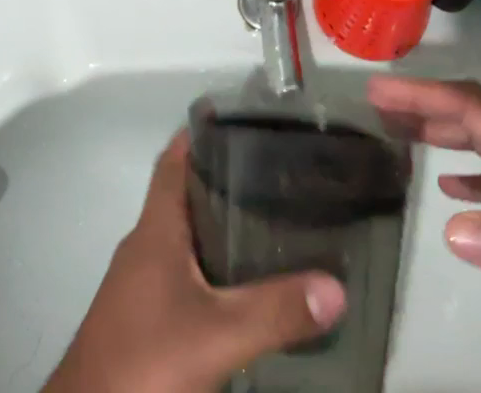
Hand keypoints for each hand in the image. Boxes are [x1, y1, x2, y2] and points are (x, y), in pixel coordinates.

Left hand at [43, 131, 346, 392]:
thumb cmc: (143, 359)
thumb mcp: (216, 336)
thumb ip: (275, 311)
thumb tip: (337, 287)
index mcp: (155, 232)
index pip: (172, 162)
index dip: (201, 135)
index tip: (243, 121)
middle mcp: (146, 248)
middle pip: (185, 197)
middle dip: (228, 182)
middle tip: (283, 177)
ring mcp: (143, 283)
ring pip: (187, 238)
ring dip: (224, 226)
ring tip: (279, 225)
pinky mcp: (147, 314)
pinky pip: (187, 273)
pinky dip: (217, 267)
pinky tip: (249, 287)